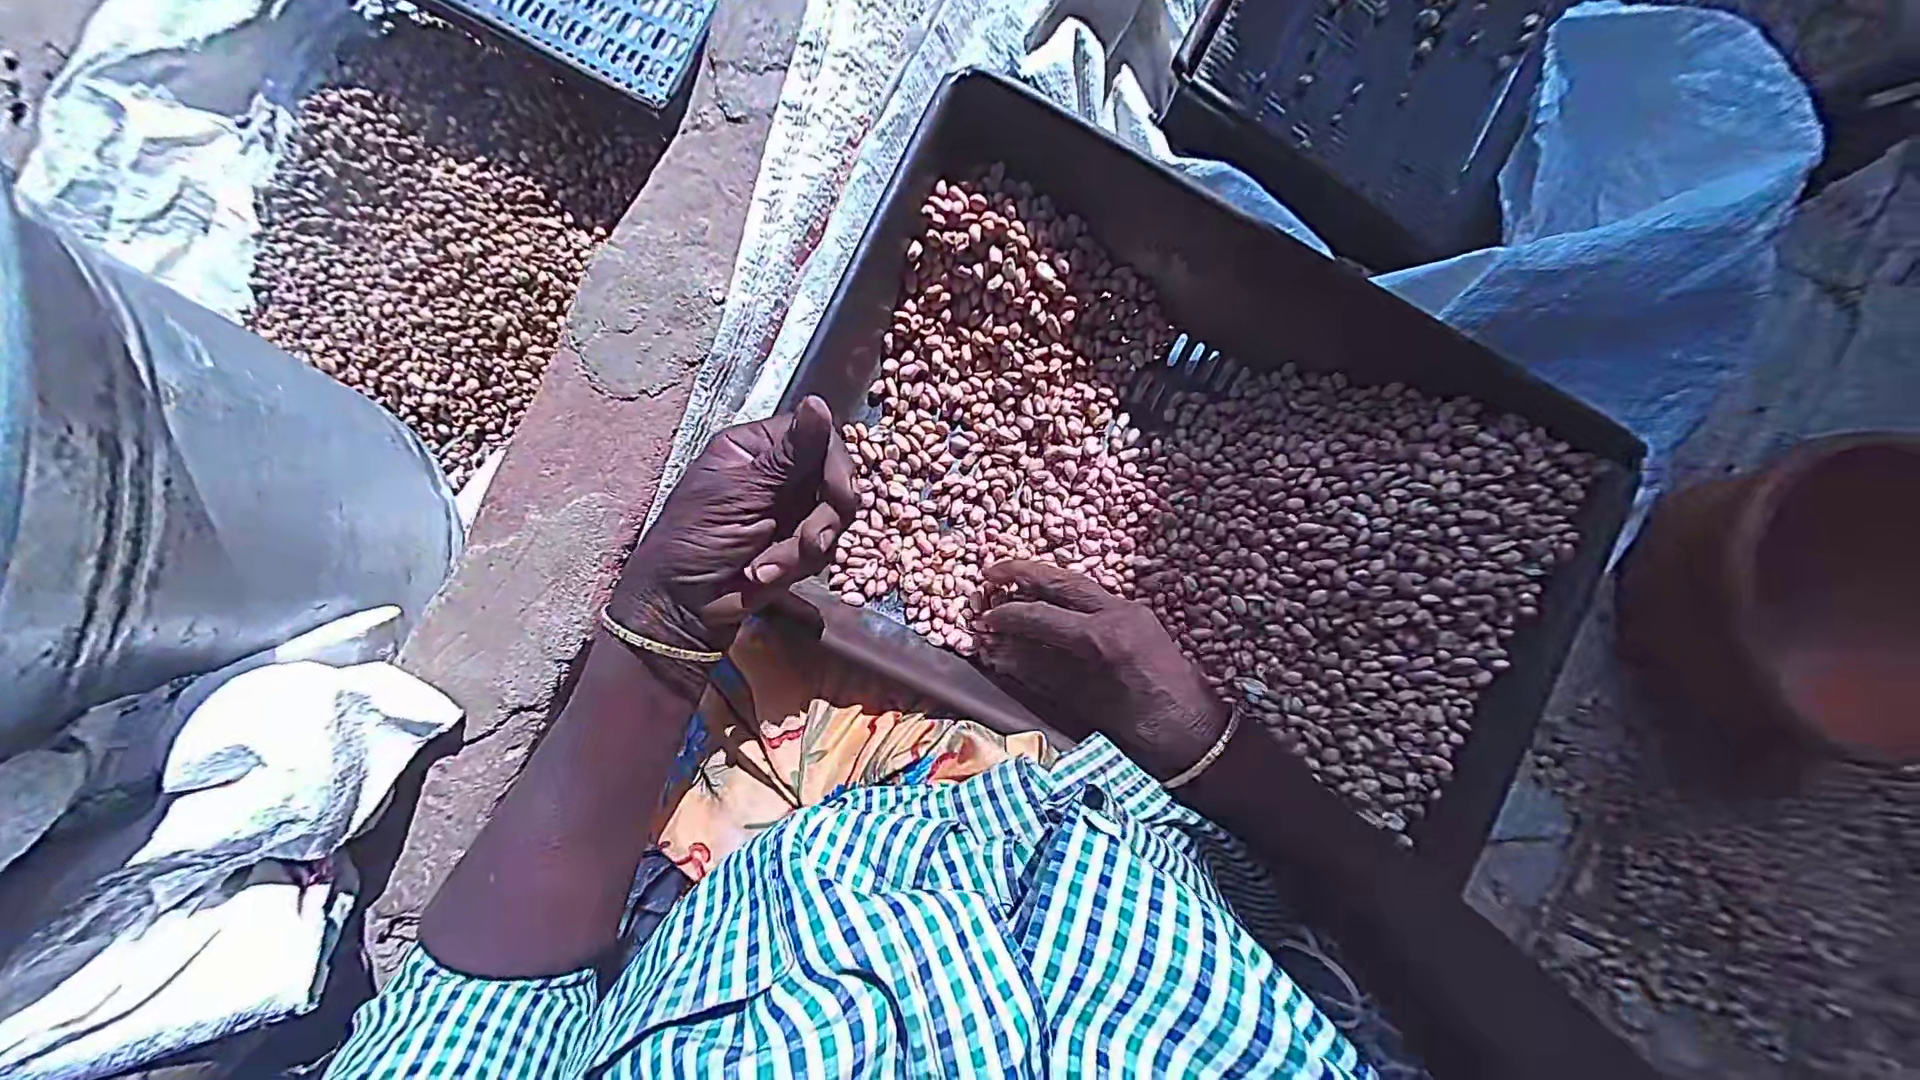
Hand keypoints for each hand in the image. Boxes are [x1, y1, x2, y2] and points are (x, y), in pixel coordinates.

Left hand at [609, 396, 856, 652]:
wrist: (681, 607)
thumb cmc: (693, 541)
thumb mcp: (741, 493)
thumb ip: (789, 454)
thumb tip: (818, 403)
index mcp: (758, 450)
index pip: (817, 438)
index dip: (836, 465)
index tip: (839, 494)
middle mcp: (780, 475)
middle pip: (835, 480)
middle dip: (823, 518)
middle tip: (809, 543)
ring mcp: (791, 509)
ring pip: (833, 518)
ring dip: (803, 548)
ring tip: (765, 568)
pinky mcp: (799, 543)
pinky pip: (825, 547)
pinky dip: (798, 566)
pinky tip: (764, 575)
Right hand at [973, 561, 1229, 780]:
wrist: (1203, 737)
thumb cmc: (1145, 731)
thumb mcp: (1088, 705)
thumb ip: (1043, 674)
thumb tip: (1000, 653)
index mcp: (1106, 637)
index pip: (1043, 616)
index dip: (1008, 617)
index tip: (982, 621)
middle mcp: (1119, 613)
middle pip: (1061, 581)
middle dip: (1021, 574)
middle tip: (990, 574)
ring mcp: (1131, 611)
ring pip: (1078, 582)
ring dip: (1042, 577)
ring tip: (1010, 577)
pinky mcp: (1137, 617)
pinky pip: (1092, 595)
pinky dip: (1063, 592)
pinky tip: (1046, 596)